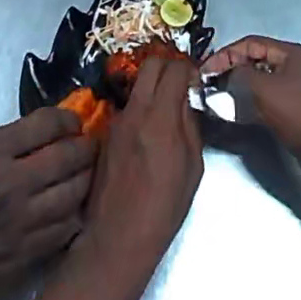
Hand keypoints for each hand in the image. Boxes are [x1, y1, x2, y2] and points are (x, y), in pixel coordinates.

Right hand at [0, 107, 95, 299]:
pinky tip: (70, 204)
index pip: (45, 125)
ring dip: (85, 177)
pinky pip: (66, 229)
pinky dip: (74, 212)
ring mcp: (20, 225)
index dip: (67, 118)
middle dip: (85, 145)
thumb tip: (47, 129)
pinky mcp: (24, 256)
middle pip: (68, 156)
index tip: (73, 121)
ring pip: (76, 193)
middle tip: (87, 142)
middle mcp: (9, 187)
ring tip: (83, 170)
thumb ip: (6, 142)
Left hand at [82, 53, 202, 259]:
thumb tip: (186, 101)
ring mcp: (116, 120)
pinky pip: (128, 106)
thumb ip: (190, 125)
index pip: (173, 68)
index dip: (187, 67)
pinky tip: (148, 132)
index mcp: (159, 117)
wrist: (118, 236)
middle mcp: (134, 110)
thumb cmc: (164, 207)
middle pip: (150, 63)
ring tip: (165, 109)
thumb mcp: (193, 166)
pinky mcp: (106, 133)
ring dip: (153, 86)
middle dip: (168, 65)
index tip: (195, 78)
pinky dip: (141, 107)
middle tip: (180, 81)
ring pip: (137, 84)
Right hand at [201, 36, 300, 184]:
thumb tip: (228, 74)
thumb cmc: (300, 114)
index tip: (206, 69)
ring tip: (221, 98)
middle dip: (232, 71)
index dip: (225, 54)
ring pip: (260, 82)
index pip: (250, 44)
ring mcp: (297, 90)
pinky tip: (239, 114)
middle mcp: (294, 67)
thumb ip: (239, 75)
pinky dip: (251, 104)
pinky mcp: (297, 112)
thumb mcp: (263, 89)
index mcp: (290, 53)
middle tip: (211, 82)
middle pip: (255, 61)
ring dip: (240, 89)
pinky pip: (267, 101)